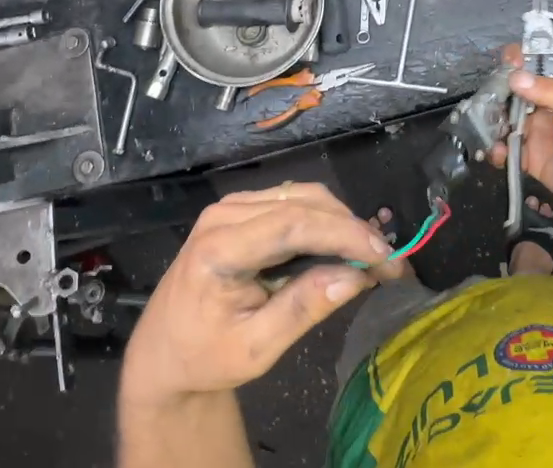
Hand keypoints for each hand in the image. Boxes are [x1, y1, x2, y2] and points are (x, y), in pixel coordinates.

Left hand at [121, 183, 398, 404]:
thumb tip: (355, 277)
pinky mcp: (241, 209)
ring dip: (341, 221)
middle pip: (303, 203)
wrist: (164, 350)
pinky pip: (293, 201)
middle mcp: (225, 214)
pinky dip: (324, 220)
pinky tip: (342, 246)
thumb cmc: (206, 355)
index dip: (344, 234)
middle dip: (351, 228)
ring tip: (370, 255)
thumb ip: (302, 309)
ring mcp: (231, 206)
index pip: (293, 224)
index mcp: (219, 249)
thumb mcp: (254, 349)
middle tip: (388, 261)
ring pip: (303, 196)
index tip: (384, 255)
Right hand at [490, 45, 552, 218]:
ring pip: (506, 120)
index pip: (538, 65)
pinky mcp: (531, 159)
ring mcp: (537, 133)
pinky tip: (497, 151)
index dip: (520, 60)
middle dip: (499, 91)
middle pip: (515, 92)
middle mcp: (546, 107)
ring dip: (493, 120)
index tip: (506, 62)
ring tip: (486, 124)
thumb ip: (552, 93)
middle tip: (487, 97)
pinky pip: (508, 151)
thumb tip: (516, 77)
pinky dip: (497, 149)